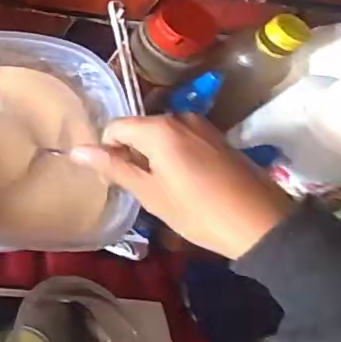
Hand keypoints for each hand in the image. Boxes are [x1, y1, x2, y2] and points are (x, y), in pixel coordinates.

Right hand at [70, 114, 292, 258]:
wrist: (263, 224)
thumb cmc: (199, 211)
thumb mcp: (150, 193)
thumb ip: (113, 167)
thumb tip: (77, 150)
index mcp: (158, 128)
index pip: (115, 128)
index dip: (109, 152)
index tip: (120, 180)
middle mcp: (179, 117)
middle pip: (138, 129)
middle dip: (133, 154)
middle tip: (142, 188)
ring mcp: (201, 125)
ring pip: (161, 135)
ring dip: (154, 156)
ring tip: (165, 189)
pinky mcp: (217, 137)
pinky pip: (182, 139)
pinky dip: (175, 156)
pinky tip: (187, 183)